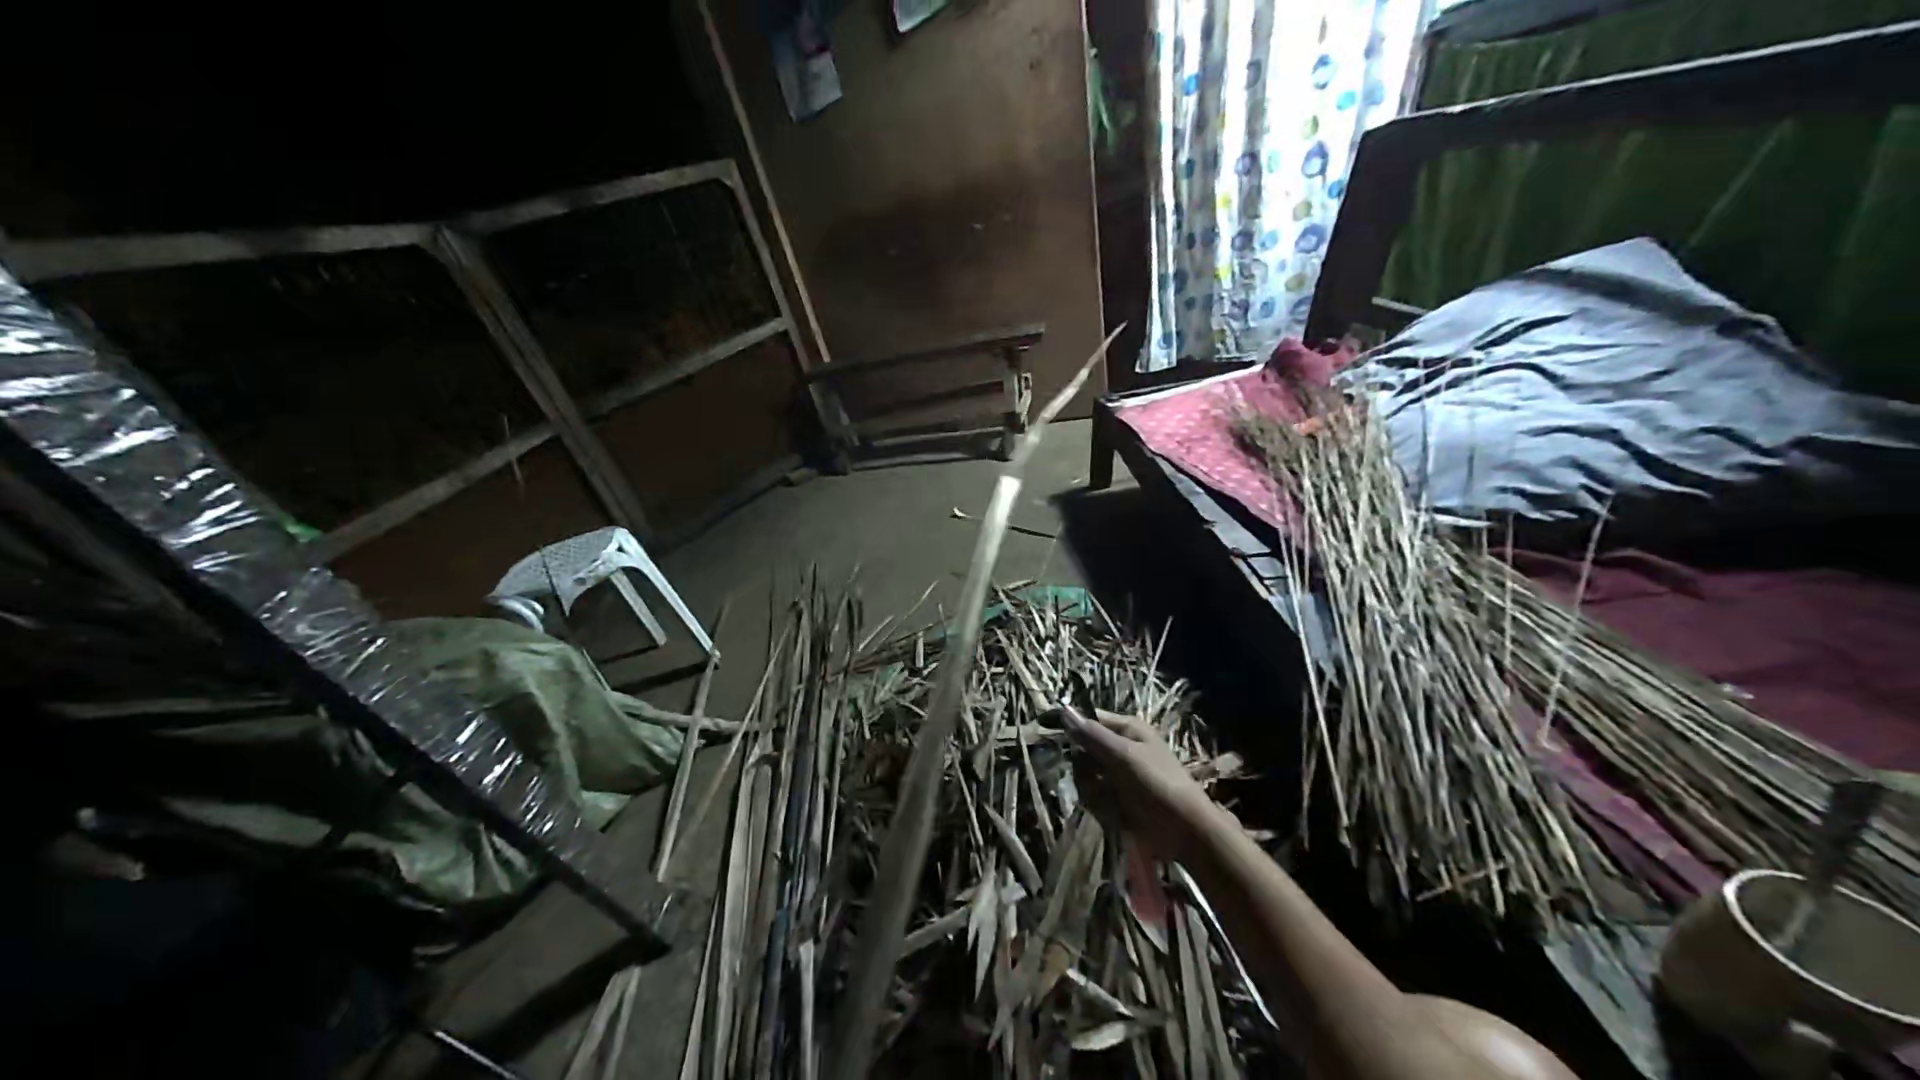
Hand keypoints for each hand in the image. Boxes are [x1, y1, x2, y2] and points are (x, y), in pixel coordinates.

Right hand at [1057, 705, 1223, 859]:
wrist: (1185, 831)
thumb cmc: (1157, 784)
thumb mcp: (1123, 755)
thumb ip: (1092, 735)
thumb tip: (1064, 710)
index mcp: (1126, 729)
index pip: (1087, 720)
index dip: (1069, 728)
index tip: (1048, 733)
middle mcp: (1120, 748)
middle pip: (1081, 753)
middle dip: (1086, 772)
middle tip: (1098, 782)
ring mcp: (1118, 775)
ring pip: (1085, 779)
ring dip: (1095, 794)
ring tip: (1114, 804)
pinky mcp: (1118, 799)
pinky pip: (1095, 798)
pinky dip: (1104, 808)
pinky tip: (1119, 816)